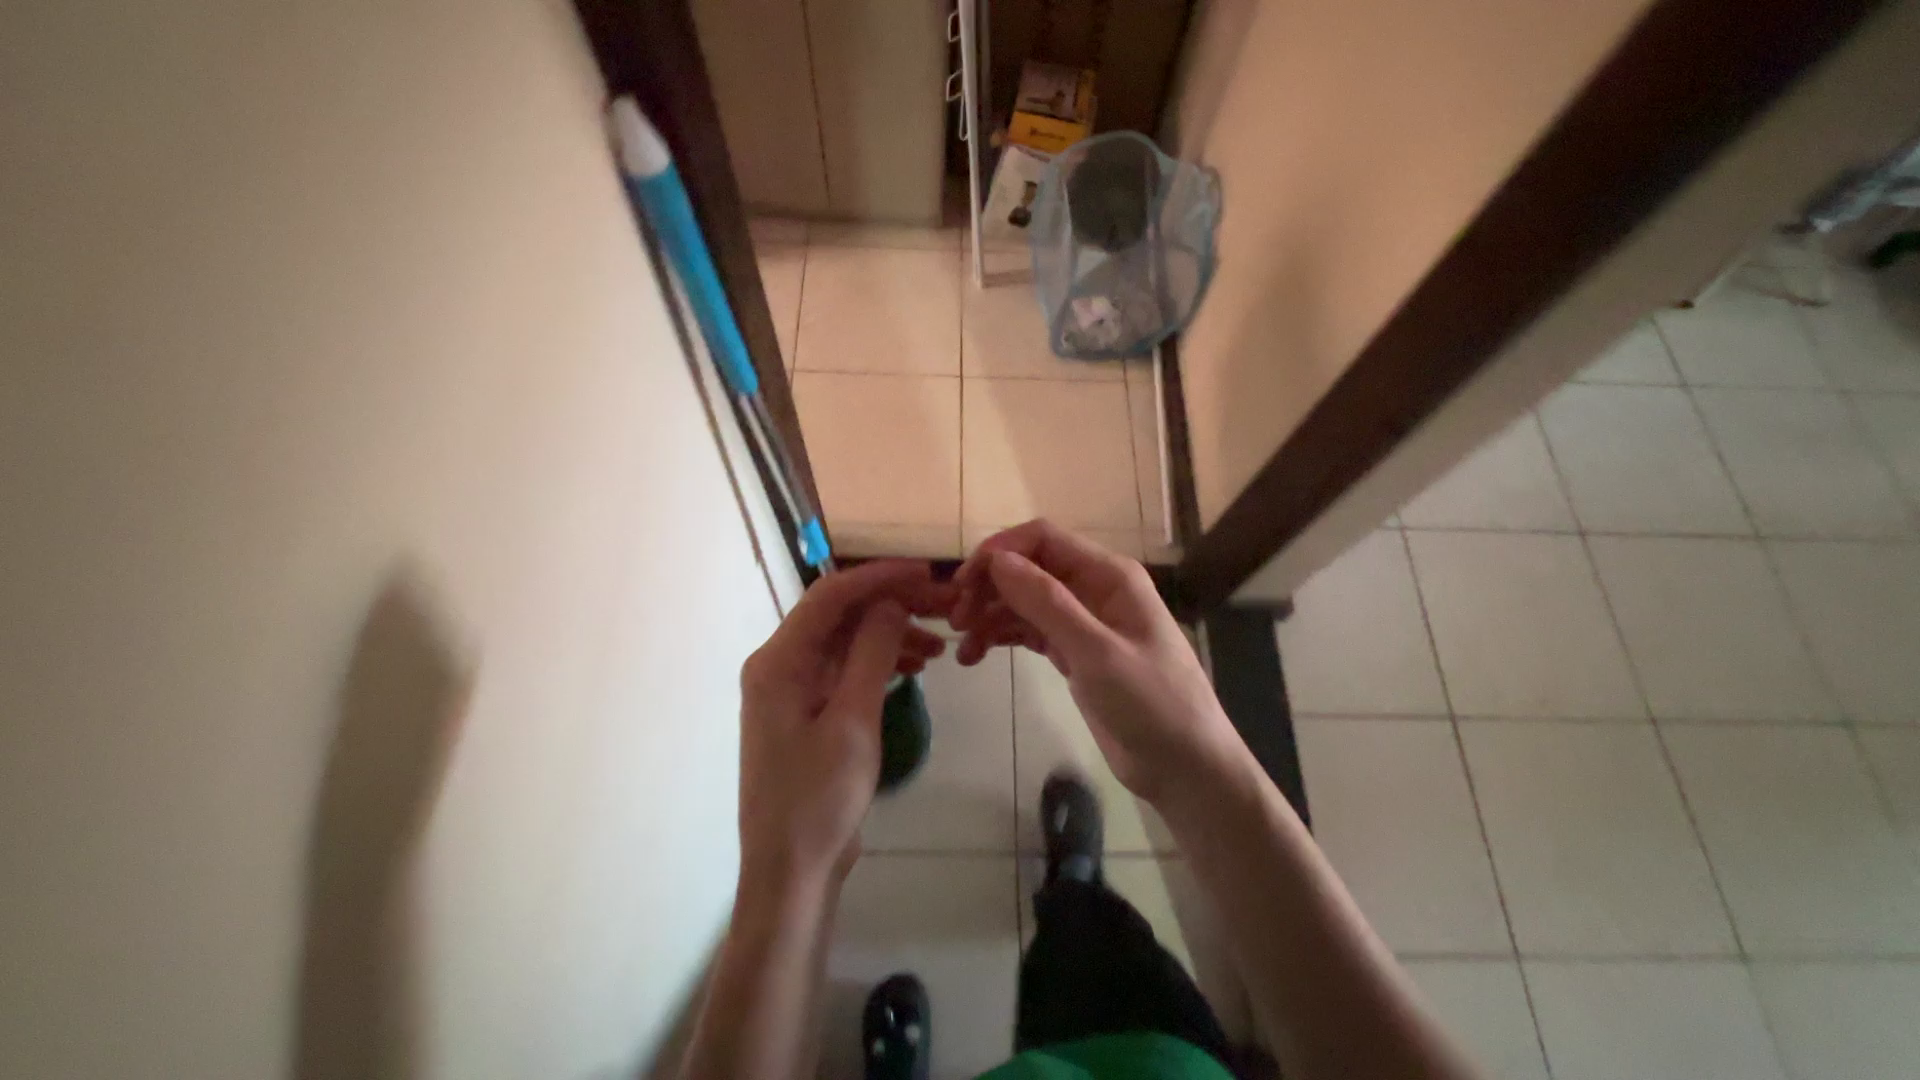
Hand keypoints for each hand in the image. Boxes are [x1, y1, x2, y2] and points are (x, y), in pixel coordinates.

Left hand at [737, 561, 953, 893]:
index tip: (927, 574)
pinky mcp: (806, 712)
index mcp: (778, 661)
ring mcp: (790, 690)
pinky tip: (915, 667)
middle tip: (944, 607)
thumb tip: (891, 601)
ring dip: (888, 635)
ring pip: (844, 642)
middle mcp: (778, 665)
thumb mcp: (853, 721)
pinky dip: (878, 663)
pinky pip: (844, 670)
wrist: (791, 870)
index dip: (880, 577)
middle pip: (838, 615)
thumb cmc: (819, 798)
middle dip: (890, 605)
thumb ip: (872, 653)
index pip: (830, 595)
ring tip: (938, 645)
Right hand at [948, 521, 1248, 804]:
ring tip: (963, 647)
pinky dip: (1001, 638)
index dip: (1000, 551)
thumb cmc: (1152, 704)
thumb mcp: (1097, 653)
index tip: (964, 583)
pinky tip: (976, 656)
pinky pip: (1029, 632)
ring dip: (990, 615)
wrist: (1184, 767)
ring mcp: (1083, 622)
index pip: (1043, 539)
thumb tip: (998, 560)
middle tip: (955, 620)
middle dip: (989, 587)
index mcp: (1109, 575)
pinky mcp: (1074, 654)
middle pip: (1029, 568)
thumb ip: (1048, 603)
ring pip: (1024, 601)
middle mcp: (1094, 589)